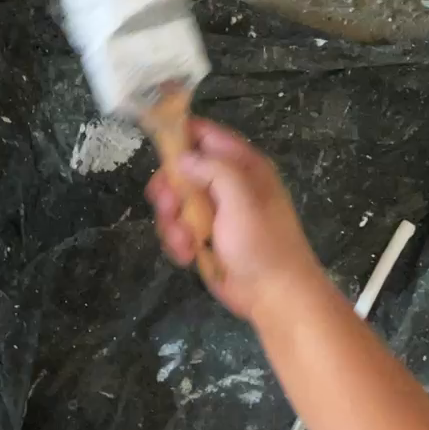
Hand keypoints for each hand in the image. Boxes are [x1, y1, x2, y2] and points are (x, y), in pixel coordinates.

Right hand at [146, 119, 324, 322]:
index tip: (155, 145)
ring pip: (174, 201)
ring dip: (172, 222)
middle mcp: (226, 184)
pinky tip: (188, 255)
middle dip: (169, 190)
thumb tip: (182, 156)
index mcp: (243, 166)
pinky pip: (177, 227)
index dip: (179, 134)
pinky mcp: (203, 235)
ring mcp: (214, 211)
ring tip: (185, 242)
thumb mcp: (242, 200)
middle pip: (180, 169)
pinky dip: (177, 241)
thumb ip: (214, 170)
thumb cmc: (263, 245)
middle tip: (169, 207)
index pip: (205, 134)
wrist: (273, 295)